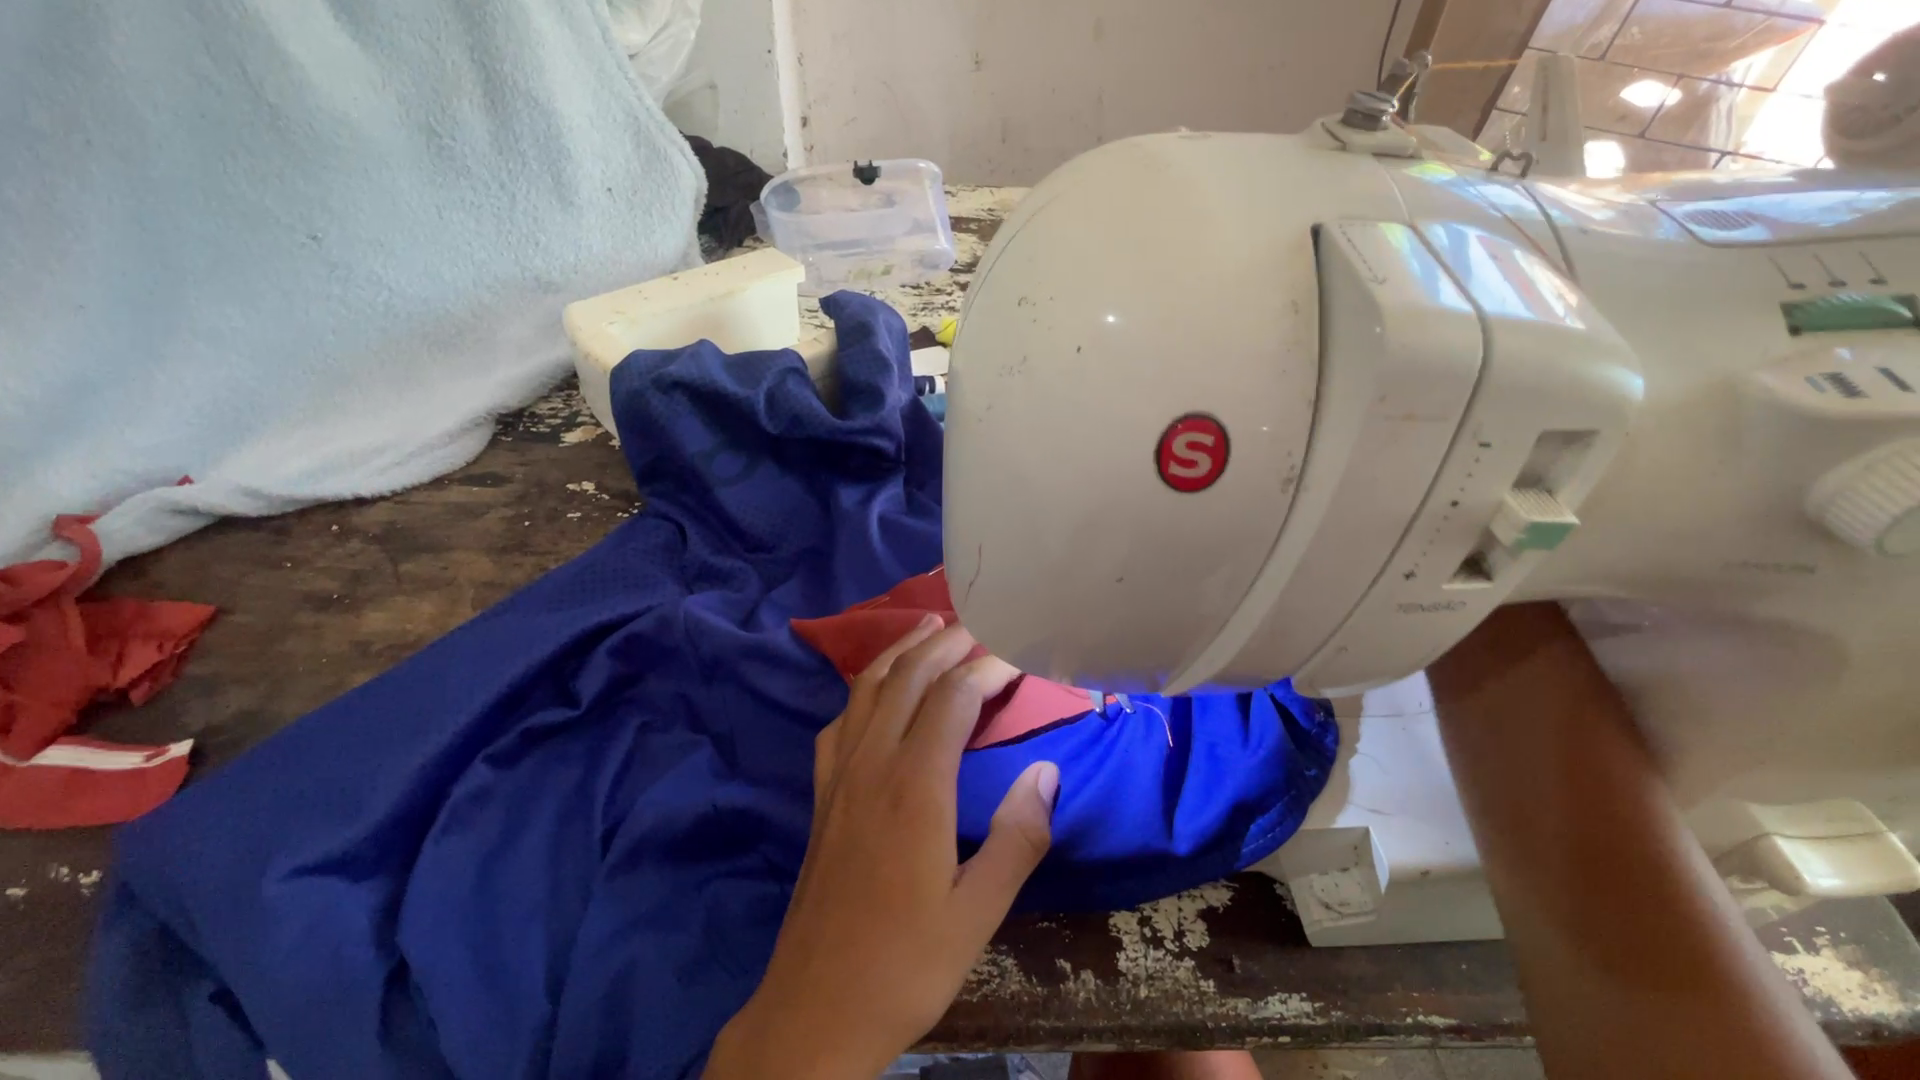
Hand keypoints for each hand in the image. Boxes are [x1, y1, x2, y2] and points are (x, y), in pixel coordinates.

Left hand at [705, 616, 1060, 1078]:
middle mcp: (871, 767)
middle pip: (905, 679)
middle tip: (976, 620)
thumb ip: (1018, 838)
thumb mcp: (979, 913)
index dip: (985, 667)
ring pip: (866, 691)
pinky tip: (874, 693)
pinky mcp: (820, 799)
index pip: (952, 698)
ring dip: (899, 652)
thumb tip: (1048, 771)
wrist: (816, 1008)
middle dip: (942, 642)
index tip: (1017, 654)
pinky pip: (840, 722)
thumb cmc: (907, 965)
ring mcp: (838, 780)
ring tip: (926, 627)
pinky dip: (863, 689)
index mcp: (914, 788)